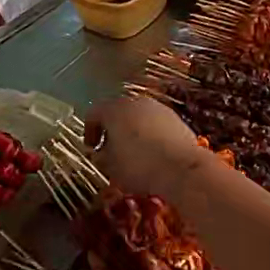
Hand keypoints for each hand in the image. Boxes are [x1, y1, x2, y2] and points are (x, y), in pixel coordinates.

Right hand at [85, 95, 210, 195]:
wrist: (180, 166)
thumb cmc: (138, 165)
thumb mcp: (109, 167)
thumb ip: (101, 156)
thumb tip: (102, 152)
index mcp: (115, 109)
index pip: (95, 113)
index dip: (89, 130)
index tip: (91, 147)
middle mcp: (137, 102)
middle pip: (119, 111)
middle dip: (113, 129)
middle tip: (109, 149)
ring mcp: (159, 107)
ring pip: (139, 116)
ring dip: (133, 130)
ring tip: (131, 153)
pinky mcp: (176, 117)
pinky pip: (156, 123)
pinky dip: (150, 133)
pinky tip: (152, 152)